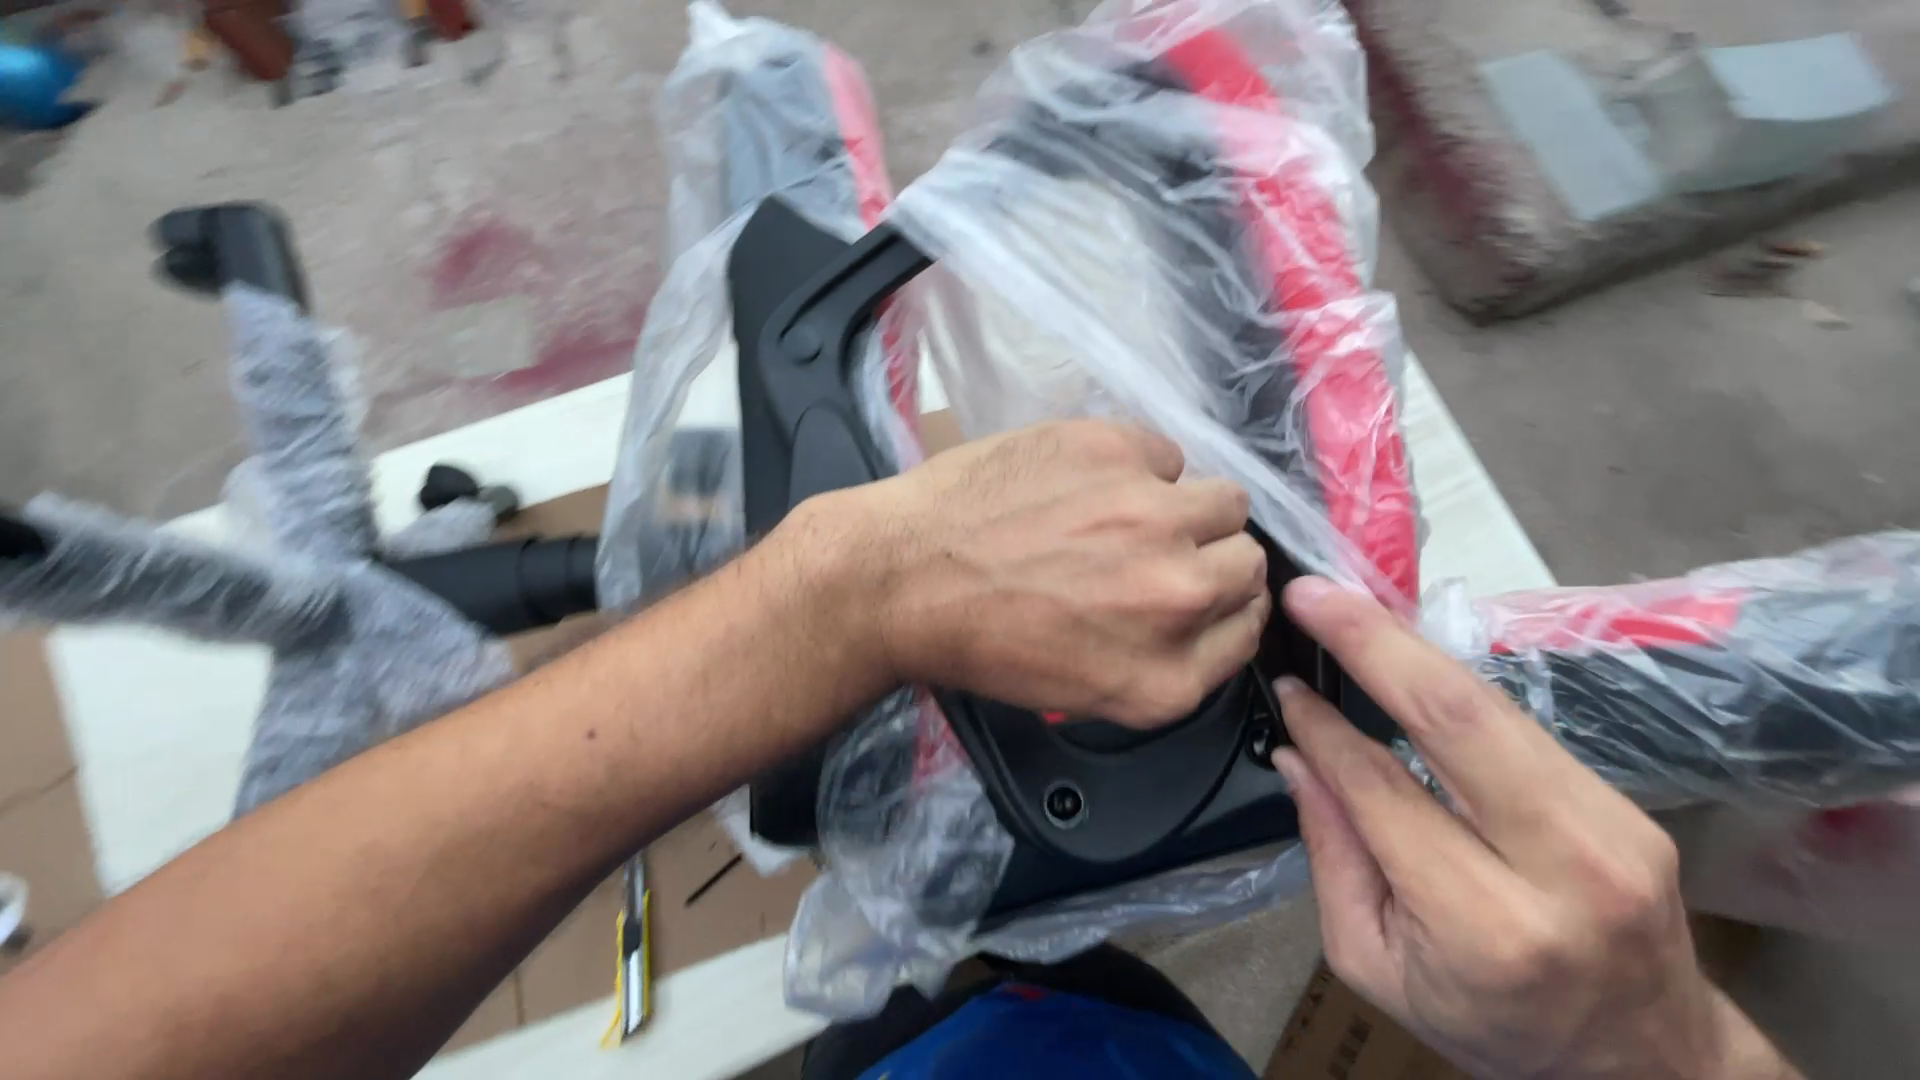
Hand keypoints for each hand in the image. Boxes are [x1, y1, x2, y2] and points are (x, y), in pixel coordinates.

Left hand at [828, 419, 1268, 727]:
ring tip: (1124, 510)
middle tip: (1148, 550)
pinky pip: (1166, 453)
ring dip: (1185, 507)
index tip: (1193, 588)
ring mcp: (1152, 516)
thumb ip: (1162, 660)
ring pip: (1223, 500)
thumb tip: (1202, 611)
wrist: (901, 577)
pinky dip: (1138, 466)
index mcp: (1169, 677)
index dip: (1222, 603)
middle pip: (1246, 560)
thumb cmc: (979, 642)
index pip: (1248, 625)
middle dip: (1207, 556)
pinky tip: (1086, 480)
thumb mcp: (1084, 689)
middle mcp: (1180, 596)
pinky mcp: (1116, 450)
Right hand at [1270, 578, 1798, 1079]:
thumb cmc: (1486, 1021)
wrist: (1643, 1058)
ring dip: (1410, 646)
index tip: (1285, 686)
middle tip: (1312, 595)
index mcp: (1484, 923)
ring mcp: (1610, 827)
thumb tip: (1299, 756)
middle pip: (1459, 719)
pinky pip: (1517, 723)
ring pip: (1493, 706)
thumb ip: (1331, 853)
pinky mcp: (1622, 803)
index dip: (1325, 728)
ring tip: (1347, 607)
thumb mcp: (1373, 960)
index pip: (1383, 788)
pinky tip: (1404, 653)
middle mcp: (1563, 866)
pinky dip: (1450, 680)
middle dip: (1375, 643)